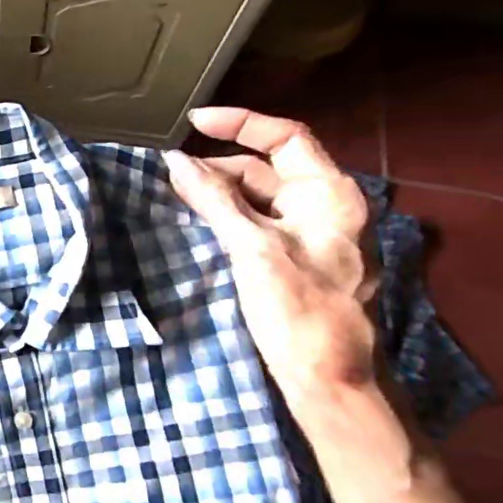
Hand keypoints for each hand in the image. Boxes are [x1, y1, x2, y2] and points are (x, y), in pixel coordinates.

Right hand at [162, 107, 378, 397]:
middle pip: (267, 169)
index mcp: (330, 195)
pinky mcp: (293, 263)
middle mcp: (324, 209)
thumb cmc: (299, 310)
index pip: (286, 137)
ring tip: (175, 198)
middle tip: (171, 175)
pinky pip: (256, 226)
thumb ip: (216, 201)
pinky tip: (196, 226)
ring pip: (259, 200)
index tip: (192, 123)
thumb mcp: (254, 249)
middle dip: (219, 166)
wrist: (327, 379)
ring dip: (219, 195)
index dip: (240, 123)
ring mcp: (309, 238)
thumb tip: (176, 162)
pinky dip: (226, 219)